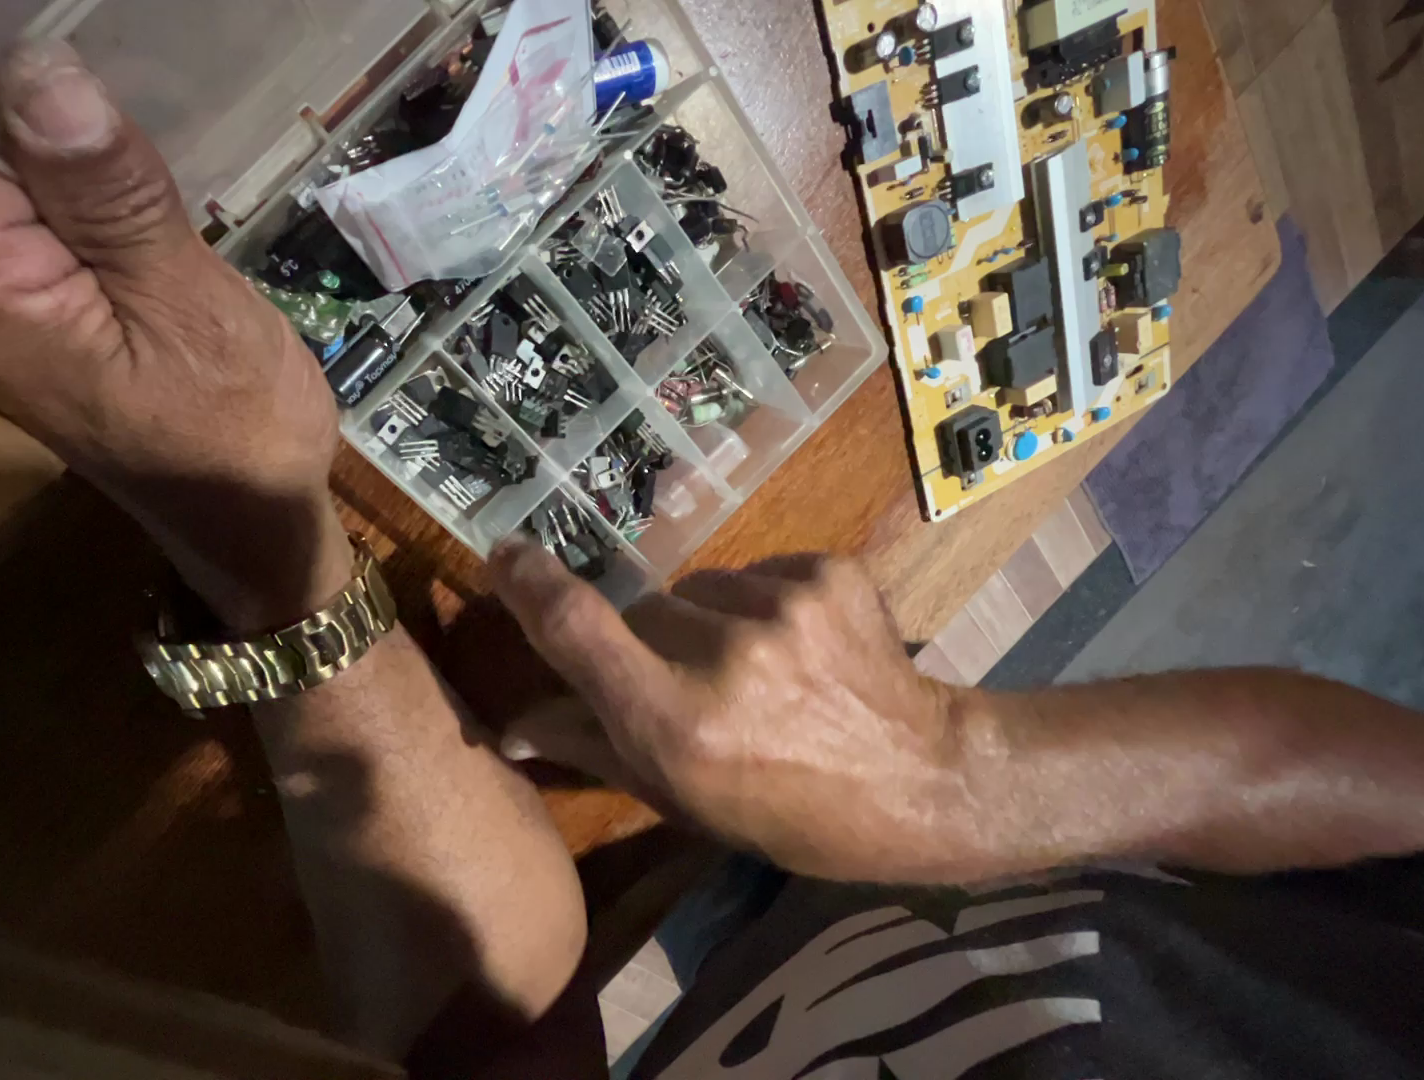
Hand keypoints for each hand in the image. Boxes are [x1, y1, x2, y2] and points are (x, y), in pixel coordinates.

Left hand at [0, 39, 349, 629]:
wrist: (254, 519)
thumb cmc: (242, 430)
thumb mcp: (196, 310)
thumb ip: (117, 203)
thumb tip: (44, 72)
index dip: (40, 90)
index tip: (130, 93)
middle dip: (70, 129)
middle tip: (168, 147)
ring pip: (13, 183)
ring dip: (90, 168)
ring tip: (168, 188)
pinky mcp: (24, 317)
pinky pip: (38, 225)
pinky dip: (92, 205)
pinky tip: (150, 219)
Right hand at [489, 542, 970, 881]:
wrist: (917, 779)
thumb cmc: (784, 809)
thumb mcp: (680, 796)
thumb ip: (588, 746)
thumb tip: (509, 725)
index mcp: (677, 722)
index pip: (577, 629)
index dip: (530, 585)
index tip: (506, 554)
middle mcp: (724, 655)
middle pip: (641, 608)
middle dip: (648, 639)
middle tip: (694, 682)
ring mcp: (782, 605)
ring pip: (697, 587)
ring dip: (705, 619)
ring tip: (754, 665)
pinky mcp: (825, 572)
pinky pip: (754, 572)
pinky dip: (758, 601)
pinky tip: (796, 643)